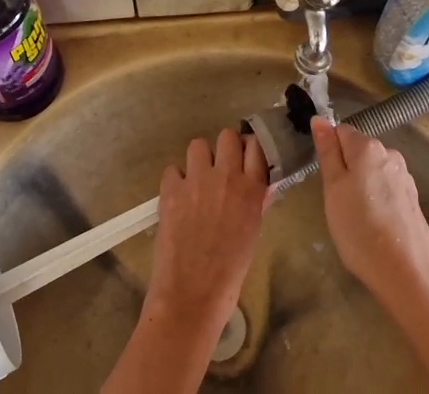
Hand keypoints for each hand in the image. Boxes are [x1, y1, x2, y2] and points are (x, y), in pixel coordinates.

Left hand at [145, 129, 268, 330]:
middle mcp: (226, 177)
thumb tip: (258, 186)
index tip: (246, 157)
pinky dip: (175, 180)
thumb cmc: (230, 272)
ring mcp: (196, 180)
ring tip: (198, 181)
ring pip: (198, 145)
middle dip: (225, 148)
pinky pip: (172, 169)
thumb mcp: (252, 233)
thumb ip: (255, 203)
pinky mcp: (171, 189)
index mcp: (252, 190)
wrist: (193, 293)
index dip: (250, 149)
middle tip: (221, 168)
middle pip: (227, 136)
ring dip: (199, 160)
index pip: (256, 146)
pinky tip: (178, 197)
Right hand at [311, 117, 428, 295]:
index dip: (329, 151)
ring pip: (372, 173)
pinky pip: (386, 190)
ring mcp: (405, 178)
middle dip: (345, 170)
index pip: (341, 132)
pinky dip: (376, 201)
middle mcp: (390, 155)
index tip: (324, 179)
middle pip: (359, 152)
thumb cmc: (360, 228)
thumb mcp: (333, 189)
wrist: (408, 273)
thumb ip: (328, 153)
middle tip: (336, 202)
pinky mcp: (413, 200)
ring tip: (355, 218)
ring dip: (361, 187)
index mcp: (368, 147)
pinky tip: (374, 225)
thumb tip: (320, 119)